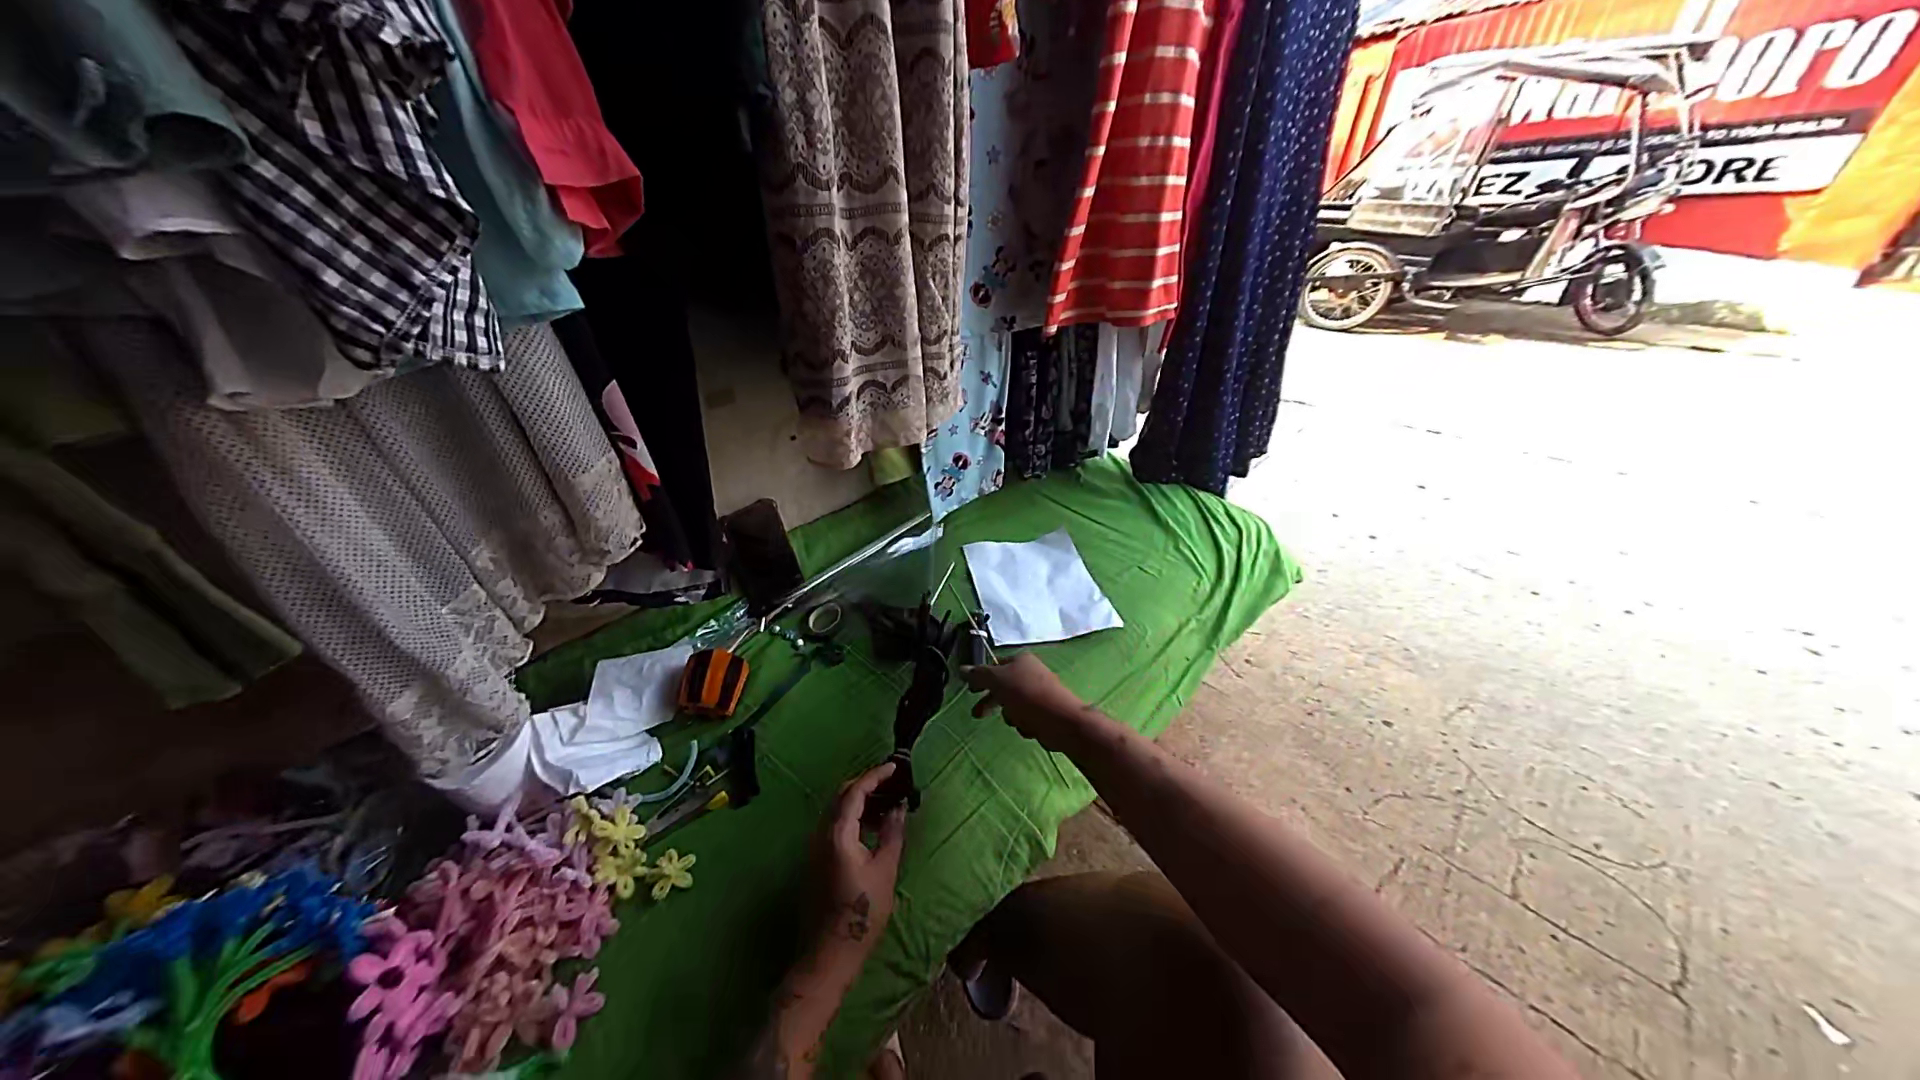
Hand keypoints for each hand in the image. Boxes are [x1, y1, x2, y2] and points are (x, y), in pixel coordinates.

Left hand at [814, 763, 907, 955]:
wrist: (830, 952)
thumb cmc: (863, 911)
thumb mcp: (885, 869)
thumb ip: (891, 832)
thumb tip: (898, 806)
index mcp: (837, 833)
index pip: (855, 791)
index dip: (875, 775)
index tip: (895, 768)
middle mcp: (821, 834)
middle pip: (841, 796)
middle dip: (865, 784)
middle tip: (890, 782)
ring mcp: (814, 847)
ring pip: (835, 810)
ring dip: (858, 800)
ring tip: (886, 803)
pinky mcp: (816, 859)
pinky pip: (833, 824)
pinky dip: (851, 816)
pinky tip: (870, 825)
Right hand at [960, 653, 1110, 754]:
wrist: (1061, 720)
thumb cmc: (1027, 695)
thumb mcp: (997, 681)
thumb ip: (978, 675)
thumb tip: (962, 669)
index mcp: (1021, 660)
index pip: (994, 664)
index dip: (981, 677)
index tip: (971, 690)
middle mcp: (1031, 672)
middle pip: (1003, 686)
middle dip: (991, 702)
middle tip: (977, 714)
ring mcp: (1040, 692)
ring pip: (1013, 705)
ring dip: (1010, 715)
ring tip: (1016, 719)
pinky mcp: (1046, 711)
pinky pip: (1026, 717)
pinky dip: (1025, 723)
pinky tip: (1029, 726)